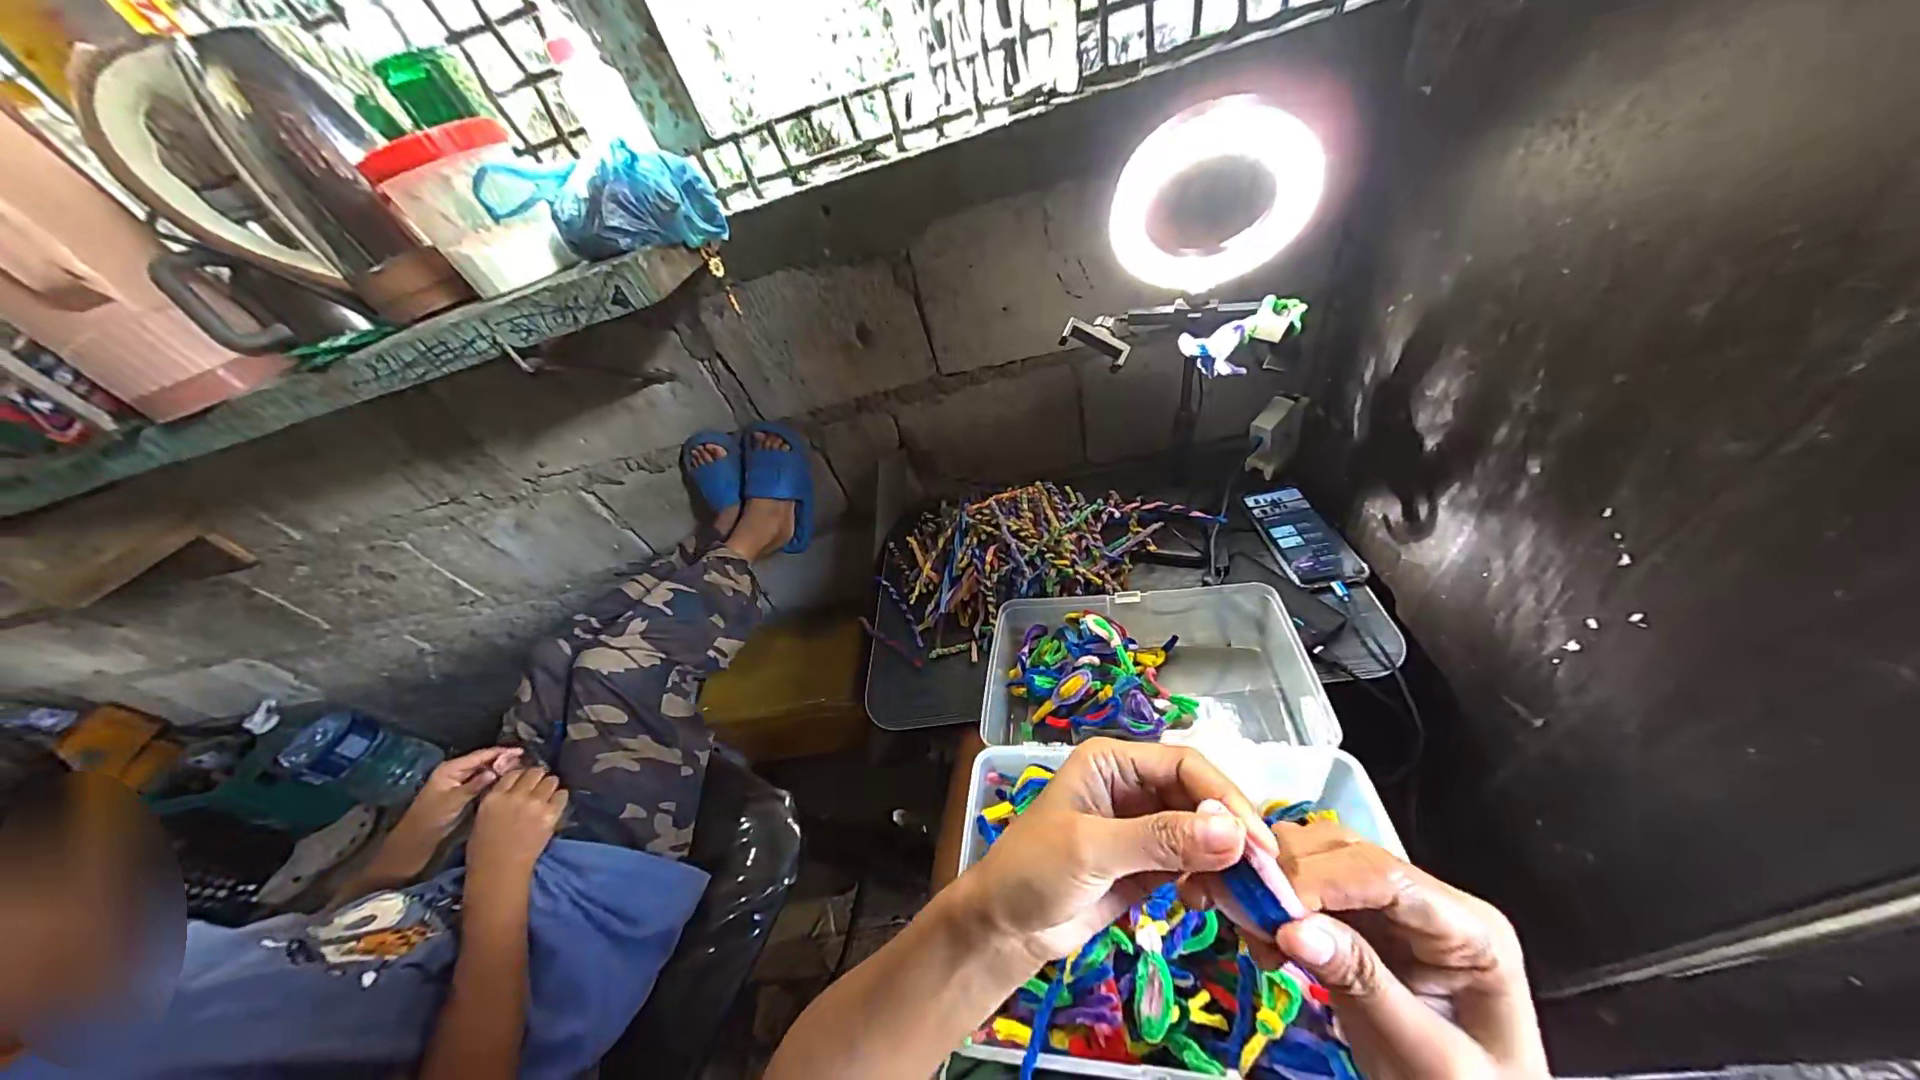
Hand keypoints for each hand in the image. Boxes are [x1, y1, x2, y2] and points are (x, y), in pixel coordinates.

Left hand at [397, 746, 524, 841]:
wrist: (417, 839)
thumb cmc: (431, 817)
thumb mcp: (453, 800)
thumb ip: (474, 785)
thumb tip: (495, 771)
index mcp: (451, 768)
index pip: (480, 755)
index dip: (501, 752)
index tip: (521, 752)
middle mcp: (457, 771)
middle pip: (484, 760)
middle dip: (503, 759)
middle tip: (525, 762)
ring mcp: (460, 781)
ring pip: (485, 770)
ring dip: (501, 769)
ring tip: (521, 769)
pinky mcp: (464, 791)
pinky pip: (483, 780)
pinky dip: (495, 779)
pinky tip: (508, 780)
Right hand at [466, 766, 566, 892]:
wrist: (499, 870)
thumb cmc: (483, 849)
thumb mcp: (483, 817)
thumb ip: (499, 799)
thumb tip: (514, 788)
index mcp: (495, 797)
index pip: (514, 773)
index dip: (521, 776)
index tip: (524, 782)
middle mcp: (517, 795)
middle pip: (536, 772)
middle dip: (538, 778)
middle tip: (538, 788)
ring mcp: (536, 803)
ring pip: (552, 780)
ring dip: (550, 787)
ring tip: (547, 796)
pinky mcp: (551, 813)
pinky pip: (562, 795)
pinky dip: (560, 798)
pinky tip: (554, 806)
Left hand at [957, 738, 1276, 962]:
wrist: (1004, 926)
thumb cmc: (1033, 871)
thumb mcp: (1091, 849)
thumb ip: (1159, 840)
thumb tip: (1233, 831)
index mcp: (1112, 762)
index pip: (1184, 765)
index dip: (1224, 797)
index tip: (1258, 843)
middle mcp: (1131, 785)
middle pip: (1199, 797)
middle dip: (1232, 832)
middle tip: (1266, 876)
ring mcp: (1141, 825)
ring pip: (1202, 832)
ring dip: (1225, 860)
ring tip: (1244, 894)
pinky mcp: (1148, 863)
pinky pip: (1193, 863)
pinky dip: (1209, 880)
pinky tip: (1208, 902)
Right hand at [1263, 821, 1548, 1079]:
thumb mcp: (1424, 1056)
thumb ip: (1362, 984)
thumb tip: (1291, 928)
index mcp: (1468, 927)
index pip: (1382, 873)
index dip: (1318, 879)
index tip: (1269, 909)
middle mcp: (1425, 898)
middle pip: (1341, 851)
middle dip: (1287, 875)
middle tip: (1251, 921)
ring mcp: (1387, 903)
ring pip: (1313, 856)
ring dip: (1272, 883)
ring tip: (1258, 933)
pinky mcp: (1354, 916)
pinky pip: (1301, 884)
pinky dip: (1271, 901)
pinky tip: (1263, 936)